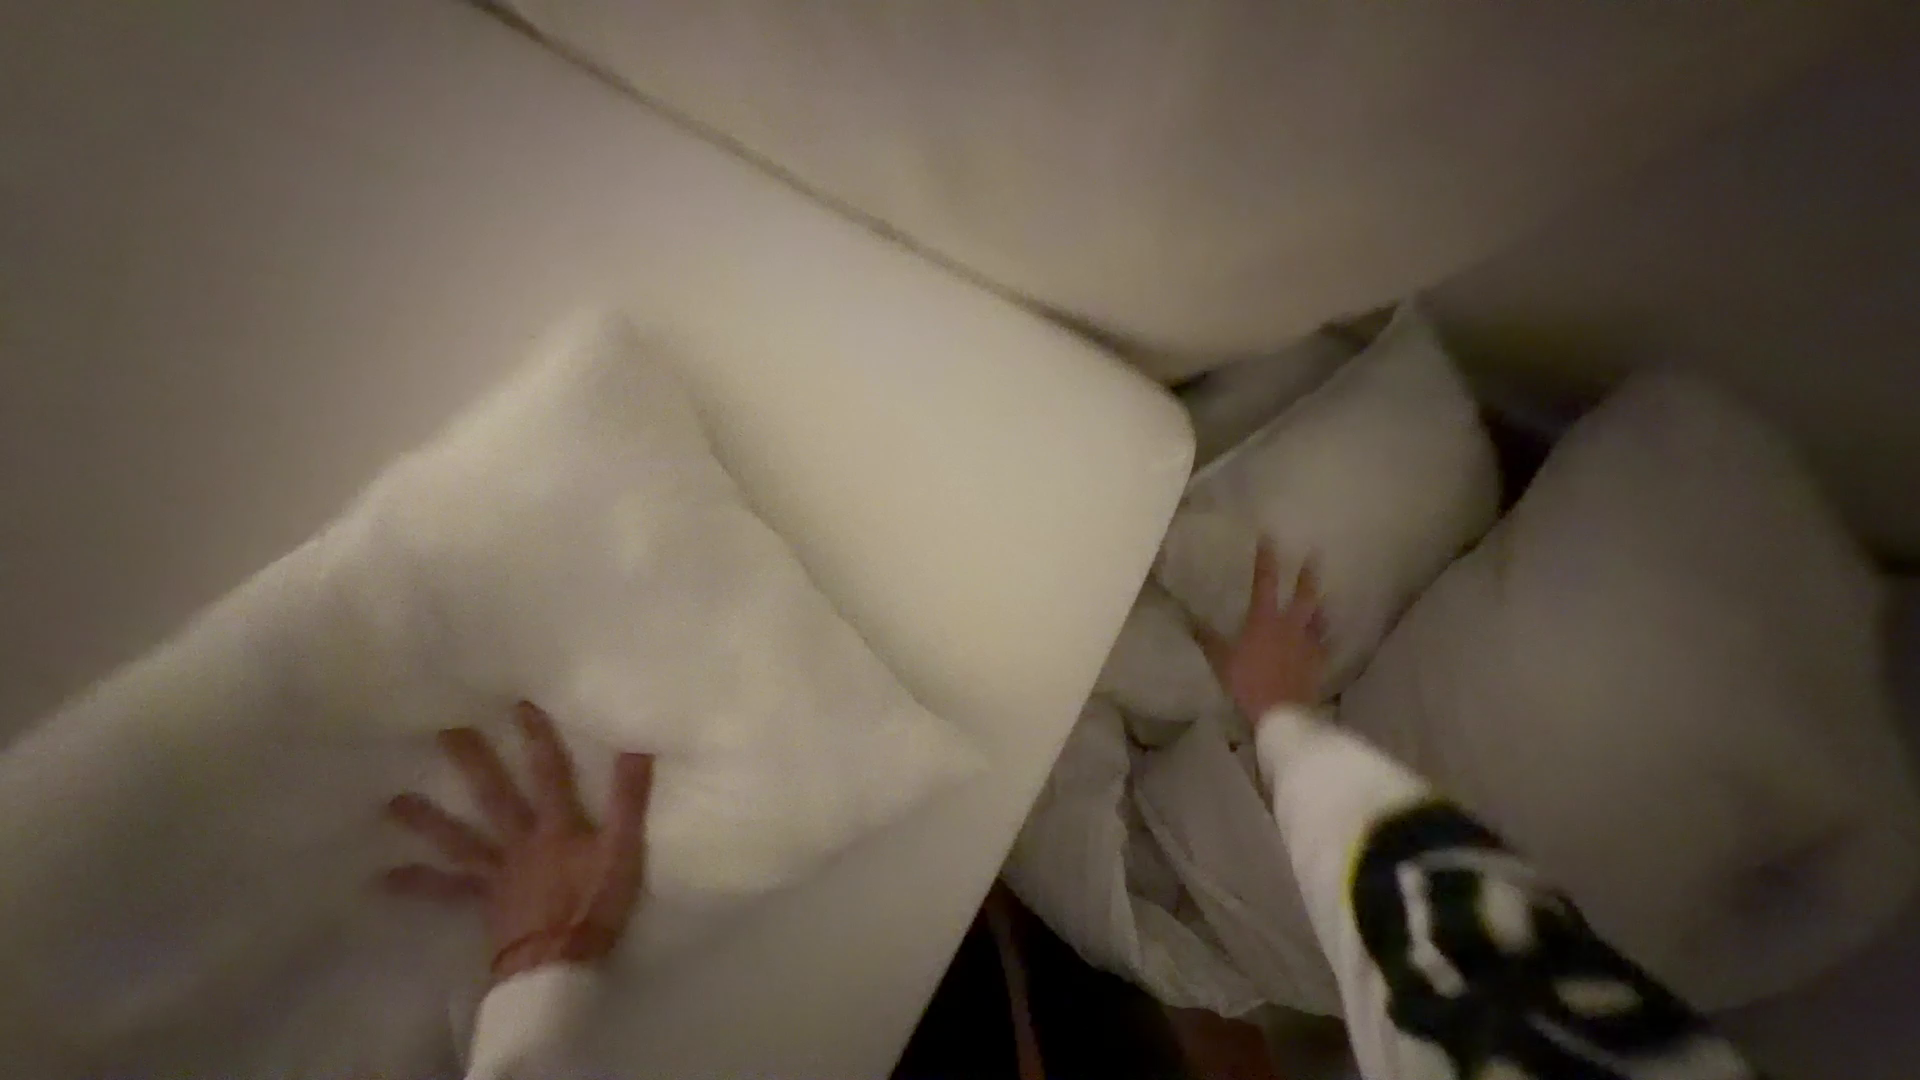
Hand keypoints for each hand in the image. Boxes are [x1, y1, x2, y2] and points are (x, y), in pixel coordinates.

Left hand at [382, 701, 655, 981]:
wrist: (557, 963)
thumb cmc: (595, 903)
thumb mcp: (624, 848)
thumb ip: (628, 799)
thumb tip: (635, 748)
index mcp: (557, 826)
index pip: (547, 772)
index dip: (536, 738)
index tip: (518, 704)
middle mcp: (520, 841)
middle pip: (494, 796)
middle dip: (472, 763)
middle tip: (444, 732)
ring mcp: (496, 872)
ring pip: (460, 840)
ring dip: (428, 821)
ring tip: (393, 803)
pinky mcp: (482, 902)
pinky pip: (447, 891)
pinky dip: (417, 884)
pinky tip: (383, 877)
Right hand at [1192, 542, 1327, 719]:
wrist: (1281, 712)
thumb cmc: (1247, 681)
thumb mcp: (1220, 660)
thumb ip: (1209, 639)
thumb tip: (1191, 621)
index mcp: (1263, 620)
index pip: (1264, 582)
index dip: (1266, 559)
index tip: (1269, 538)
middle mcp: (1290, 626)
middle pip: (1303, 595)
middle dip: (1307, 575)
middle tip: (1314, 556)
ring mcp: (1307, 643)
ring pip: (1318, 618)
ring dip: (1319, 606)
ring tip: (1322, 598)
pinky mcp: (1318, 662)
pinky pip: (1324, 644)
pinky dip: (1324, 637)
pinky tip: (1325, 637)